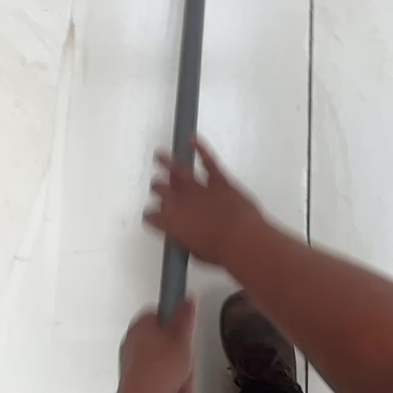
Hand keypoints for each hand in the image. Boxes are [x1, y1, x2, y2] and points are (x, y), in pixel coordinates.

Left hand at [116, 297, 196, 392]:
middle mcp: (132, 341)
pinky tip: (175, 390)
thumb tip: (186, 300)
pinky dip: (167, 383)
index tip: (185, 327)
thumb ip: (185, 315)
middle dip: (178, 351)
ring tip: (181, 379)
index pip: (159, 312)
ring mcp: (132, 362)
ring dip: (175, 370)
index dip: (176, 321)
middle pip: (162, 339)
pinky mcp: (135, 380)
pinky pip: (156, 377)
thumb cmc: (157, 371)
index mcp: (140, 324)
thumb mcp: (182, 336)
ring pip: (161, 360)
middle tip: (184, 357)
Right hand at [145, 138, 262, 267]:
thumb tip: (184, 236)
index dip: (150, 216)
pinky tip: (192, 139)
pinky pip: (208, 161)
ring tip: (159, 155)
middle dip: (157, 188)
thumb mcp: (195, 252)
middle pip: (161, 190)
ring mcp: (199, 189)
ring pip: (178, 171)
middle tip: (156, 186)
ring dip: (167, 161)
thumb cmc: (220, 253)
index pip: (152, 217)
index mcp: (172, 223)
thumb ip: (185, 239)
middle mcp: (180, 203)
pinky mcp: (219, 180)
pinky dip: (200, 148)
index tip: (150, 216)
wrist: (243, 240)